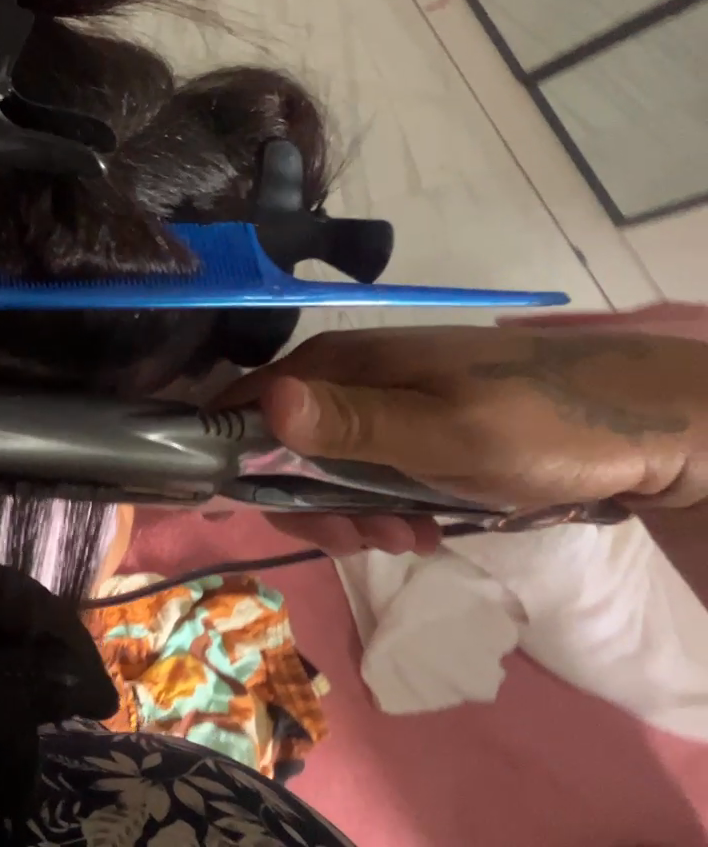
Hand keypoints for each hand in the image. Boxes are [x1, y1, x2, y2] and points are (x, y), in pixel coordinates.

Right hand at [216, 323, 707, 555]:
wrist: (667, 424)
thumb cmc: (547, 426)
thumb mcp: (449, 432)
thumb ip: (353, 423)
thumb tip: (265, 401)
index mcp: (332, 364)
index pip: (241, 407)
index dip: (240, 461)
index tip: (281, 513)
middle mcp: (341, 376)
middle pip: (278, 443)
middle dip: (304, 501)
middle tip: (357, 541)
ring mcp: (378, 400)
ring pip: (322, 463)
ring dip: (347, 511)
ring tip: (403, 540)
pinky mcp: (412, 424)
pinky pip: (367, 468)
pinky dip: (380, 504)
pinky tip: (419, 526)